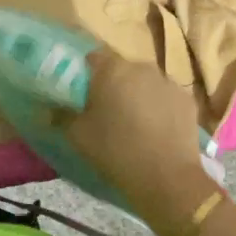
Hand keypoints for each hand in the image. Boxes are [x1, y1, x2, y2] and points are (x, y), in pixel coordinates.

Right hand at [64, 48, 219, 235]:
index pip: (94, 56)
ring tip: (133, 123)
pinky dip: (159, 108)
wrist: (167, 179)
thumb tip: (48, 108)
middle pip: (122, 69)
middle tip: (106, 110)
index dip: (86, 72)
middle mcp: (142, 67)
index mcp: (113, 69)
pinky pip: (165, 97)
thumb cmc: (116, 151)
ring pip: (145, 83)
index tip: (82, 92)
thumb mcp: (79, 136)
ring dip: (138, 95)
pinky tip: (156, 131)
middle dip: (113, 84)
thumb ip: (61, 116)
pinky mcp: (187, 100)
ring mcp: (168, 82)